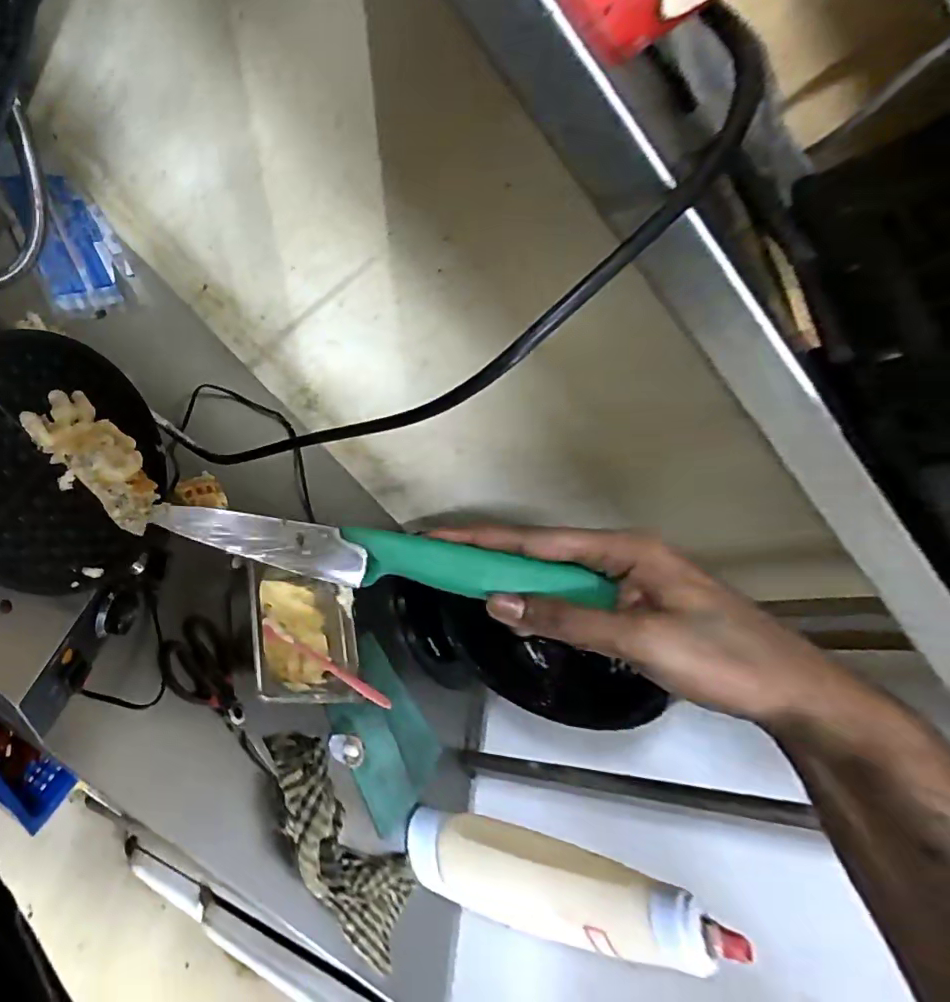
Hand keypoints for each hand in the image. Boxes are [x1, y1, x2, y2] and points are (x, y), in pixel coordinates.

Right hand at [428, 525, 851, 727]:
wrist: (804, 701)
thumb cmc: (727, 661)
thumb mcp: (639, 640)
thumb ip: (563, 618)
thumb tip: (494, 601)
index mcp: (625, 551)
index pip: (535, 541)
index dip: (479, 539)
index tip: (433, 537)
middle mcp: (622, 557)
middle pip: (538, 552)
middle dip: (486, 554)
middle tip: (437, 557)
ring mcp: (627, 581)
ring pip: (551, 576)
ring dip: (510, 581)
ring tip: (462, 582)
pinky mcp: (630, 606)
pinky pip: (568, 597)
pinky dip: (537, 603)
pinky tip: (516, 615)